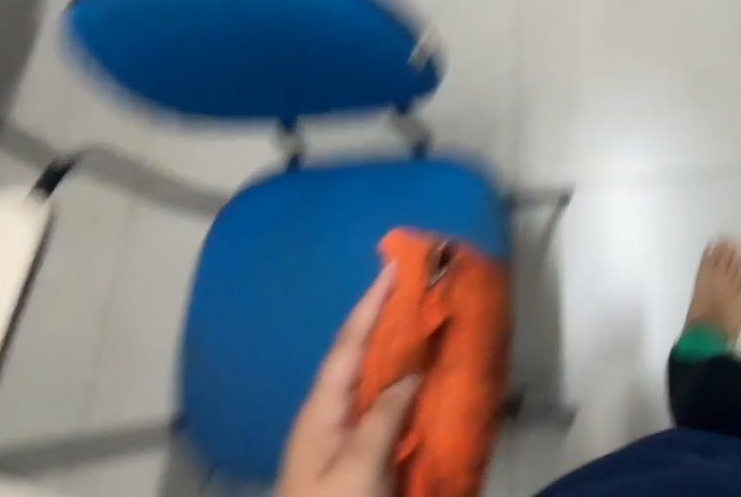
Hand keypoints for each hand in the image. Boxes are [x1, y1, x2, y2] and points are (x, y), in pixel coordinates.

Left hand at [277, 267, 420, 496]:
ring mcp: (339, 440)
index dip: (370, 305)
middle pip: (355, 355)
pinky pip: (379, 407)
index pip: (348, 345)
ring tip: (420, 318)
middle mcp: (327, 418)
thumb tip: (408, 373)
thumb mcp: (357, 473)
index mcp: (320, 413)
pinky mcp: (356, 459)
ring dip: (392, 347)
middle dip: (381, 318)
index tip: (392, 267)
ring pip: (368, 379)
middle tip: (413, 285)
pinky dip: (399, 383)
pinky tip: (419, 376)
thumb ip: (382, 418)